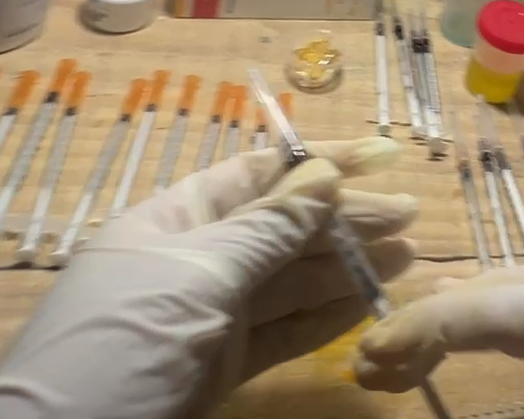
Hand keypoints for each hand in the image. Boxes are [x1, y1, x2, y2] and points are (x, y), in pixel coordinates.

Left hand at [0, 137, 418, 418]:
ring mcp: (209, 317)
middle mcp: (197, 260)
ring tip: (407, 256)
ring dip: (348, 266)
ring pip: (292, 279)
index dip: (323, 160)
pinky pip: (283, 331)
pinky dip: (326, 316)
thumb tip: (324, 172)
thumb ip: (267, 229)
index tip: (383, 152)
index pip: (262, 174)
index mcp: (176, 221)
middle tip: (408, 212)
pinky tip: (368, 302)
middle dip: (346, 216)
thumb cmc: (115, 351)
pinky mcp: (219, 370)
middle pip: (286, 226)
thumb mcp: (194, 279)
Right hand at [353, 266, 523, 418]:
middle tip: (367, 364)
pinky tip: (461, 339)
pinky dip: (494, 323)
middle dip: (436, 319)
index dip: (441, 323)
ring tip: (396, 358)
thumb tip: (462, 409)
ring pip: (523, 290)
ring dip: (459, 319)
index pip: (518, 304)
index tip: (374, 351)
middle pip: (512, 287)